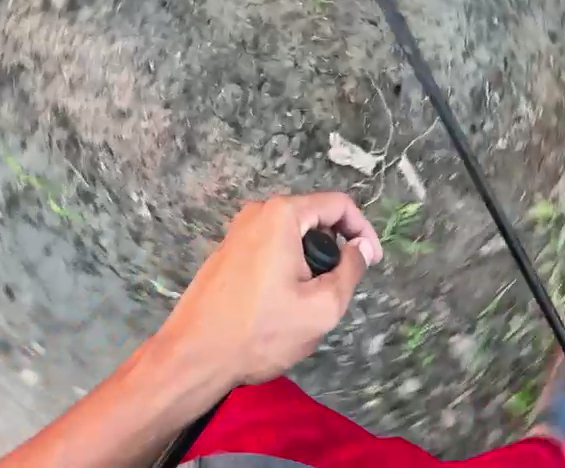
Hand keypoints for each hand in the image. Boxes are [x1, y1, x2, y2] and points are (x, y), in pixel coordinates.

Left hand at [156, 192, 383, 388]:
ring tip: (309, 301)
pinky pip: (271, 246)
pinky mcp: (227, 250)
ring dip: (310, 260)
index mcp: (283, 214)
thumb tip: (361, 247)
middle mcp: (259, 211)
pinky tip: (281, 303)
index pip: (339, 205)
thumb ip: (351, 270)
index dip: (363, 231)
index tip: (372, 261)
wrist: (192, 359)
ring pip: (293, 234)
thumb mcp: (322, 307)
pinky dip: (287, 265)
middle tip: (339, 287)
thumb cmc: (260, 331)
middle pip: (315, 217)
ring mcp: (239, 230)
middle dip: (334, 248)